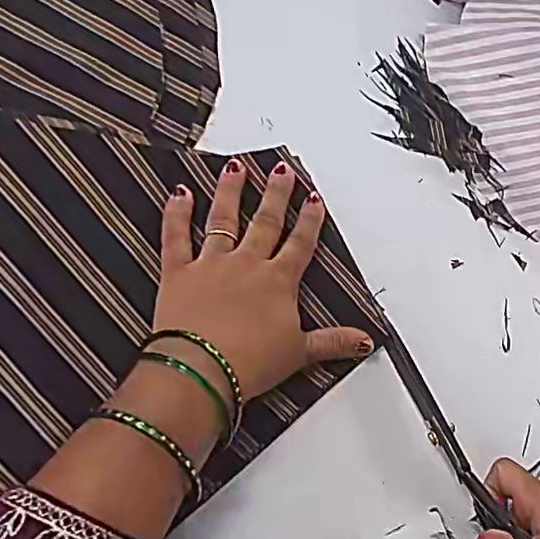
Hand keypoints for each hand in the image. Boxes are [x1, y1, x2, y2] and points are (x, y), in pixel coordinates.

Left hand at [155, 159, 372, 400]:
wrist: (202, 369)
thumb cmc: (248, 362)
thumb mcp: (300, 353)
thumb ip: (333, 342)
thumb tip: (363, 342)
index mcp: (278, 282)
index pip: (300, 243)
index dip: (309, 220)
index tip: (314, 199)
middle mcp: (247, 266)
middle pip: (266, 222)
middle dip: (276, 194)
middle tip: (281, 171)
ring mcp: (212, 265)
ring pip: (223, 220)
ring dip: (230, 192)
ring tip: (236, 169)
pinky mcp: (179, 274)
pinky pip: (176, 237)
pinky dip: (177, 214)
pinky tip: (180, 194)